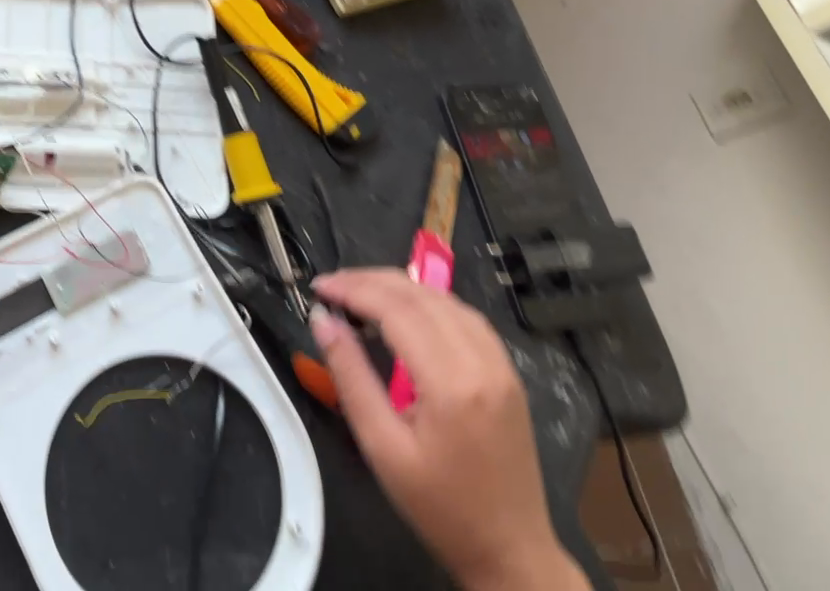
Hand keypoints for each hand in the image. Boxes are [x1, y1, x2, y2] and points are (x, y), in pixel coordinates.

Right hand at [309, 269, 585, 590]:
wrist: (510, 549)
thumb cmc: (438, 506)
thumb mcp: (381, 445)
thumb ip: (350, 375)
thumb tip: (323, 321)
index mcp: (451, 383)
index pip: (397, 309)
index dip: (354, 290)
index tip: (319, 287)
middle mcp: (483, 363)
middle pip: (423, 296)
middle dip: (372, 281)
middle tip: (332, 285)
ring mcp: (502, 367)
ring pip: (447, 301)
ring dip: (401, 287)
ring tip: (359, 292)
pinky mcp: (508, 375)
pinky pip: (467, 318)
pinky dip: (429, 303)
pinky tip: (405, 311)